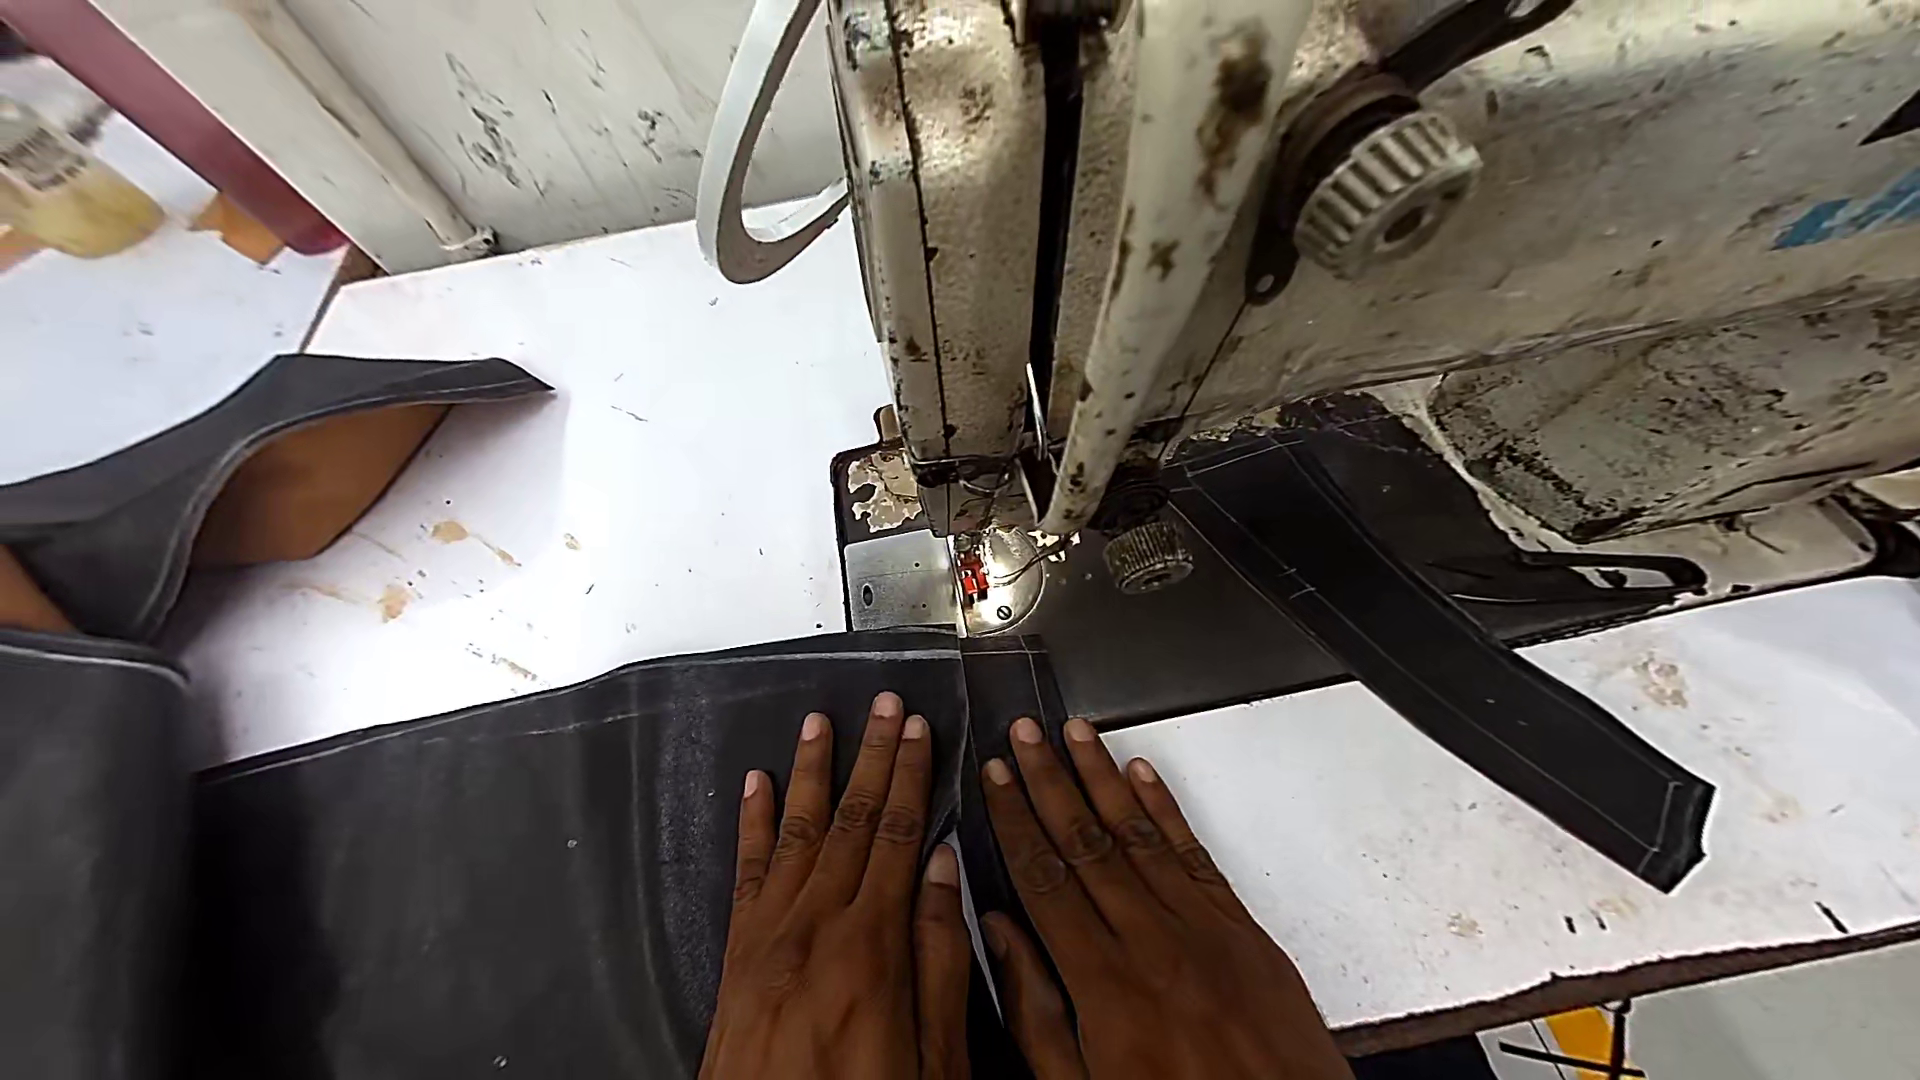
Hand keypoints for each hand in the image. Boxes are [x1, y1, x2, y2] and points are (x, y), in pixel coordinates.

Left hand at [700, 691, 972, 1079]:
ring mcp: (769, 934)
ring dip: (811, 771)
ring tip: (819, 722)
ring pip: (797, 829)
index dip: (911, 775)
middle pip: (853, 818)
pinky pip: (745, 871)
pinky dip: (750, 821)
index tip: (919, 730)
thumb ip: (939, 957)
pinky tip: (754, 782)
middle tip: (884, 705)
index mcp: (870, 945)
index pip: (898, 834)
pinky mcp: (736, 954)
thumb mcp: (932, 1061)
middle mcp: (816, 924)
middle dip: (873, 755)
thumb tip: (943, 866)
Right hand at [981, 716, 1353, 1079]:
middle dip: (1047, 777)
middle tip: (1024, 733)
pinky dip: (1164, 805)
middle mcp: (1152, 941)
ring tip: (1073, 731)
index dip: (1013, 817)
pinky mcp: (1239, 925)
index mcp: (1106, 985)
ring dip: (1099, 773)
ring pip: (1135, 829)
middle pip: (1084, 838)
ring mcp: (1200, 926)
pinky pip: (1192, 851)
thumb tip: (999, 930)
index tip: (995, 778)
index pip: (1043, 875)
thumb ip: (1035, 1010)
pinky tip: (1141, 770)